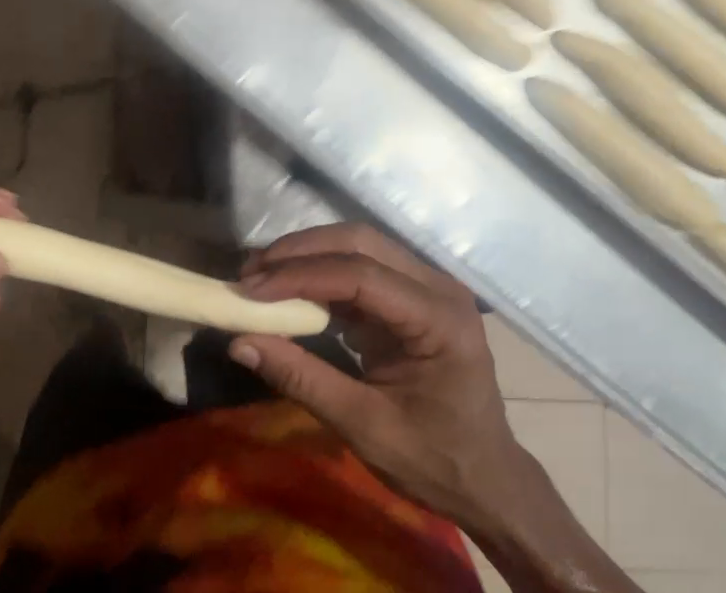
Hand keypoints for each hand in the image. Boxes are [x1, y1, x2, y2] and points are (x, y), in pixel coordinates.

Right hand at [228, 224, 529, 528]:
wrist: (486, 480)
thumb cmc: (435, 459)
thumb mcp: (364, 427)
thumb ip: (303, 379)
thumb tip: (239, 343)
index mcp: (440, 320)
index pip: (362, 275)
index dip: (301, 276)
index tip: (251, 290)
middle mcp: (439, 288)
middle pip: (360, 243)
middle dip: (300, 253)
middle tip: (249, 274)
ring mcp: (426, 288)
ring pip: (358, 246)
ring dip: (306, 257)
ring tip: (259, 276)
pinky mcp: (409, 297)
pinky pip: (359, 269)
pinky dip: (319, 274)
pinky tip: (285, 289)